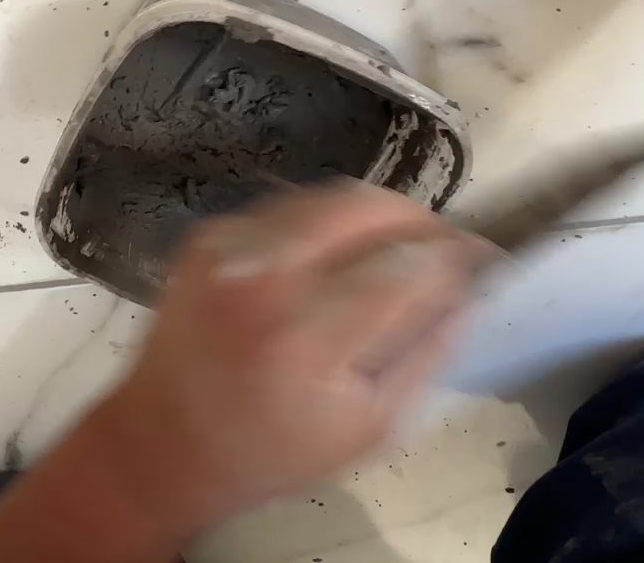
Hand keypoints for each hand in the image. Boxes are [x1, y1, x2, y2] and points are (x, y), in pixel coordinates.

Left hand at [88, 182, 490, 534]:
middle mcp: (263, 275)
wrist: (162, 436)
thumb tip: (465, 293)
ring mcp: (226, 245)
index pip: (404, 264)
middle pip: (362, 205)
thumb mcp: (366, 428)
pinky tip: (324, 256)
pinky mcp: (205, 234)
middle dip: (415, 216)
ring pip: (322, 195)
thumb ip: (424, 354)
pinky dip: (317, 221)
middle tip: (438, 241)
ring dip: (368, 213)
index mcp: (308, 336)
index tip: (480, 254)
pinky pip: (281, 207)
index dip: (453, 252)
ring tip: (389, 246)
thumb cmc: (269, 448)